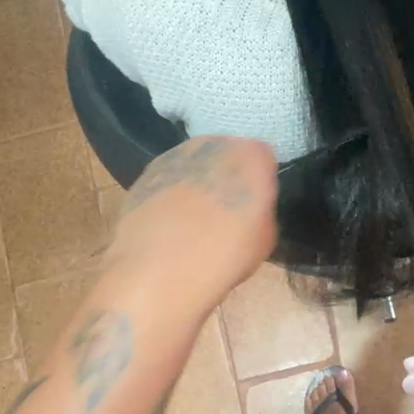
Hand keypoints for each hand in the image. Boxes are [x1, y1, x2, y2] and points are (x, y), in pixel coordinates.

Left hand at [105, 136, 278, 311]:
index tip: (256, 205)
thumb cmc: (225, 255)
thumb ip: (263, 209)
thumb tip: (252, 207)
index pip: (264, 159)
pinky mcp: (147, 171)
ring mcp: (176, 155)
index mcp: (252, 156)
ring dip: (199, 182)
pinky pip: (170, 177)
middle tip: (226, 211)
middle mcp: (215, 143)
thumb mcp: (266, 238)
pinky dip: (172, 192)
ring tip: (195, 218)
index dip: (261, 182)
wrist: (160, 270)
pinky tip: (170, 221)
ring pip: (197, 163)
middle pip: (229, 154)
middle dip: (229, 176)